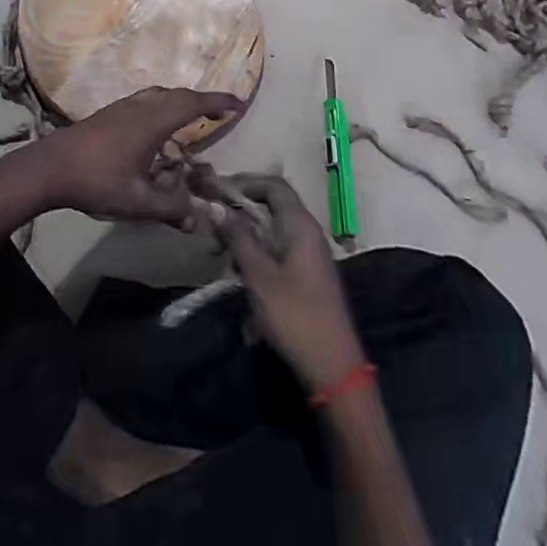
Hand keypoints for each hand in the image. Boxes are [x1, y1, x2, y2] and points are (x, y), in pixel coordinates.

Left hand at [19, 87, 242, 228]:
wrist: (48, 168)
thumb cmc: (96, 180)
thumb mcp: (137, 201)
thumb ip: (170, 209)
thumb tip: (199, 221)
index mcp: (152, 121)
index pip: (193, 103)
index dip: (218, 101)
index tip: (239, 103)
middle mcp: (140, 107)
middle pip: (177, 95)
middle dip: (202, 100)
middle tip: (221, 110)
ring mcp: (121, 108)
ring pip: (159, 95)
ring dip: (179, 101)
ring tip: (191, 116)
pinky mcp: (107, 114)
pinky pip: (145, 101)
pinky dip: (161, 105)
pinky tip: (155, 127)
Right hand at [219, 178, 367, 390]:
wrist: (333, 364)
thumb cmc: (293, 315)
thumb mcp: (258, 275)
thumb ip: (237, 237)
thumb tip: (216, 206)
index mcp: (300, 224)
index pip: (273, 185)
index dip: (245, 182)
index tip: (216, 191)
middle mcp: (308, 231)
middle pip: (273, 205)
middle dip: (241, 211)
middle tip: (213, 226)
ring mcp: (310, 253)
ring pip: (274, 229)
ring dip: (247, 235)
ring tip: (221, 252)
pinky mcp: (308, 272)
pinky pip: (279, 249)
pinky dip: (258, 253)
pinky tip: (241, 273)